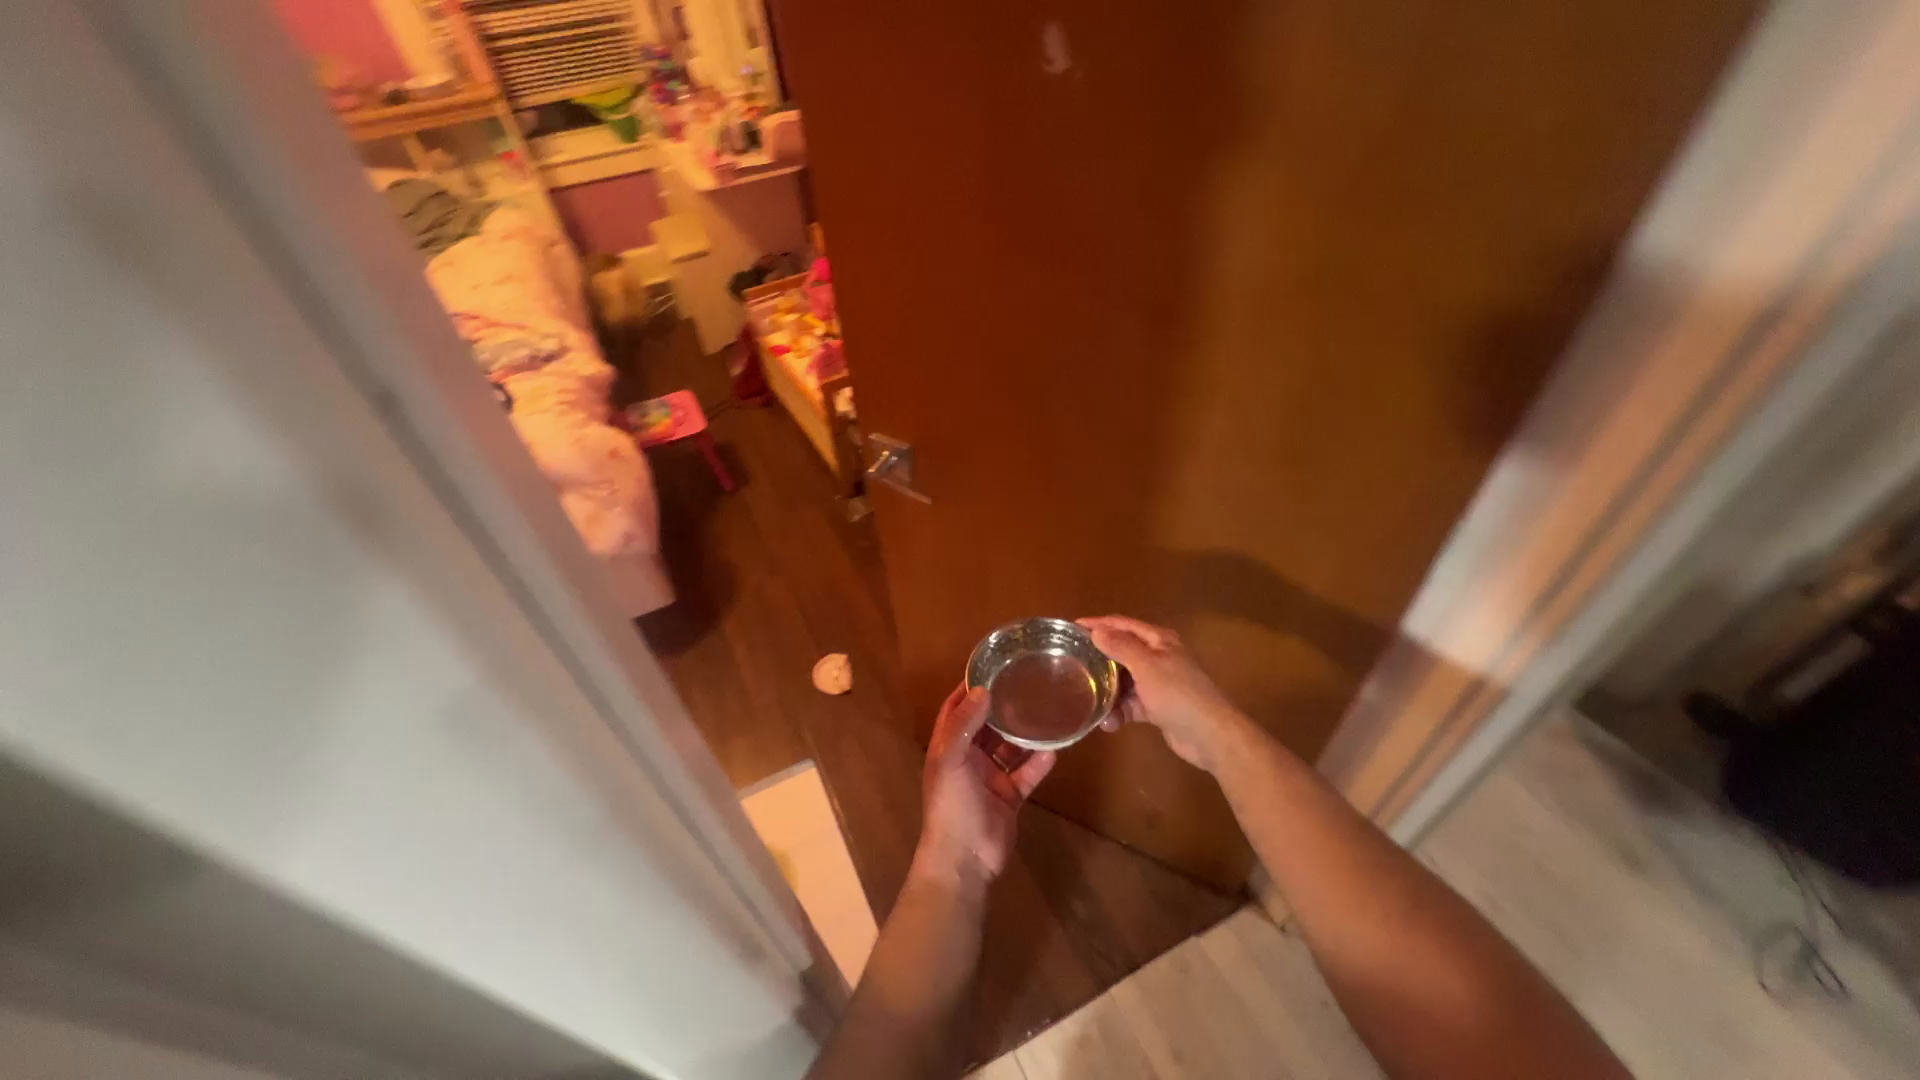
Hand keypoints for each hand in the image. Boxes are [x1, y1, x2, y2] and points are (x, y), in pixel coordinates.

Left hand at [916, 684, 1055, 886]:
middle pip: (986, 725)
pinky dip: (1038, 762)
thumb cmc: (952, 805)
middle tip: (1028, 684)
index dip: (970, 688)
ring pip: (1009, 748)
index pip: (956, 708)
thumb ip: (965, 724)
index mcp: (948, 747)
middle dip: (1003, 707)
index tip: (991, 666)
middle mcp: (968, 758)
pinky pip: (1026, 774)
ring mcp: (989, 778)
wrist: (965, 859)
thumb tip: (981, 689)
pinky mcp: (1009, 797)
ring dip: (1024, 734)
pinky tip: (1055, 749)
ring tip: (1046, 711)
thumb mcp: (952, 759)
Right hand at [1079, 615, 1250, 773]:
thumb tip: (1097, 631)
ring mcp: (1158, 684)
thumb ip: (1121, 647)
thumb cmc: (1178, 694)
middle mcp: (1158, 658)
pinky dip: (1120, 712)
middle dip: (1099, 661)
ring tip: (1089, 701)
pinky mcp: (1157, 707)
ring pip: (1124, 682)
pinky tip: (1109, 724)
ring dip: (1108, 692)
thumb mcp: (1147, 666)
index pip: (1122, 625)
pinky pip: (1131, 705)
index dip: (1098, 624)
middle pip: (1121, 653)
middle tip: (1072, 665)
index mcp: (1158, 641)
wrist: (1210, 735)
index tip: (1071, 628)